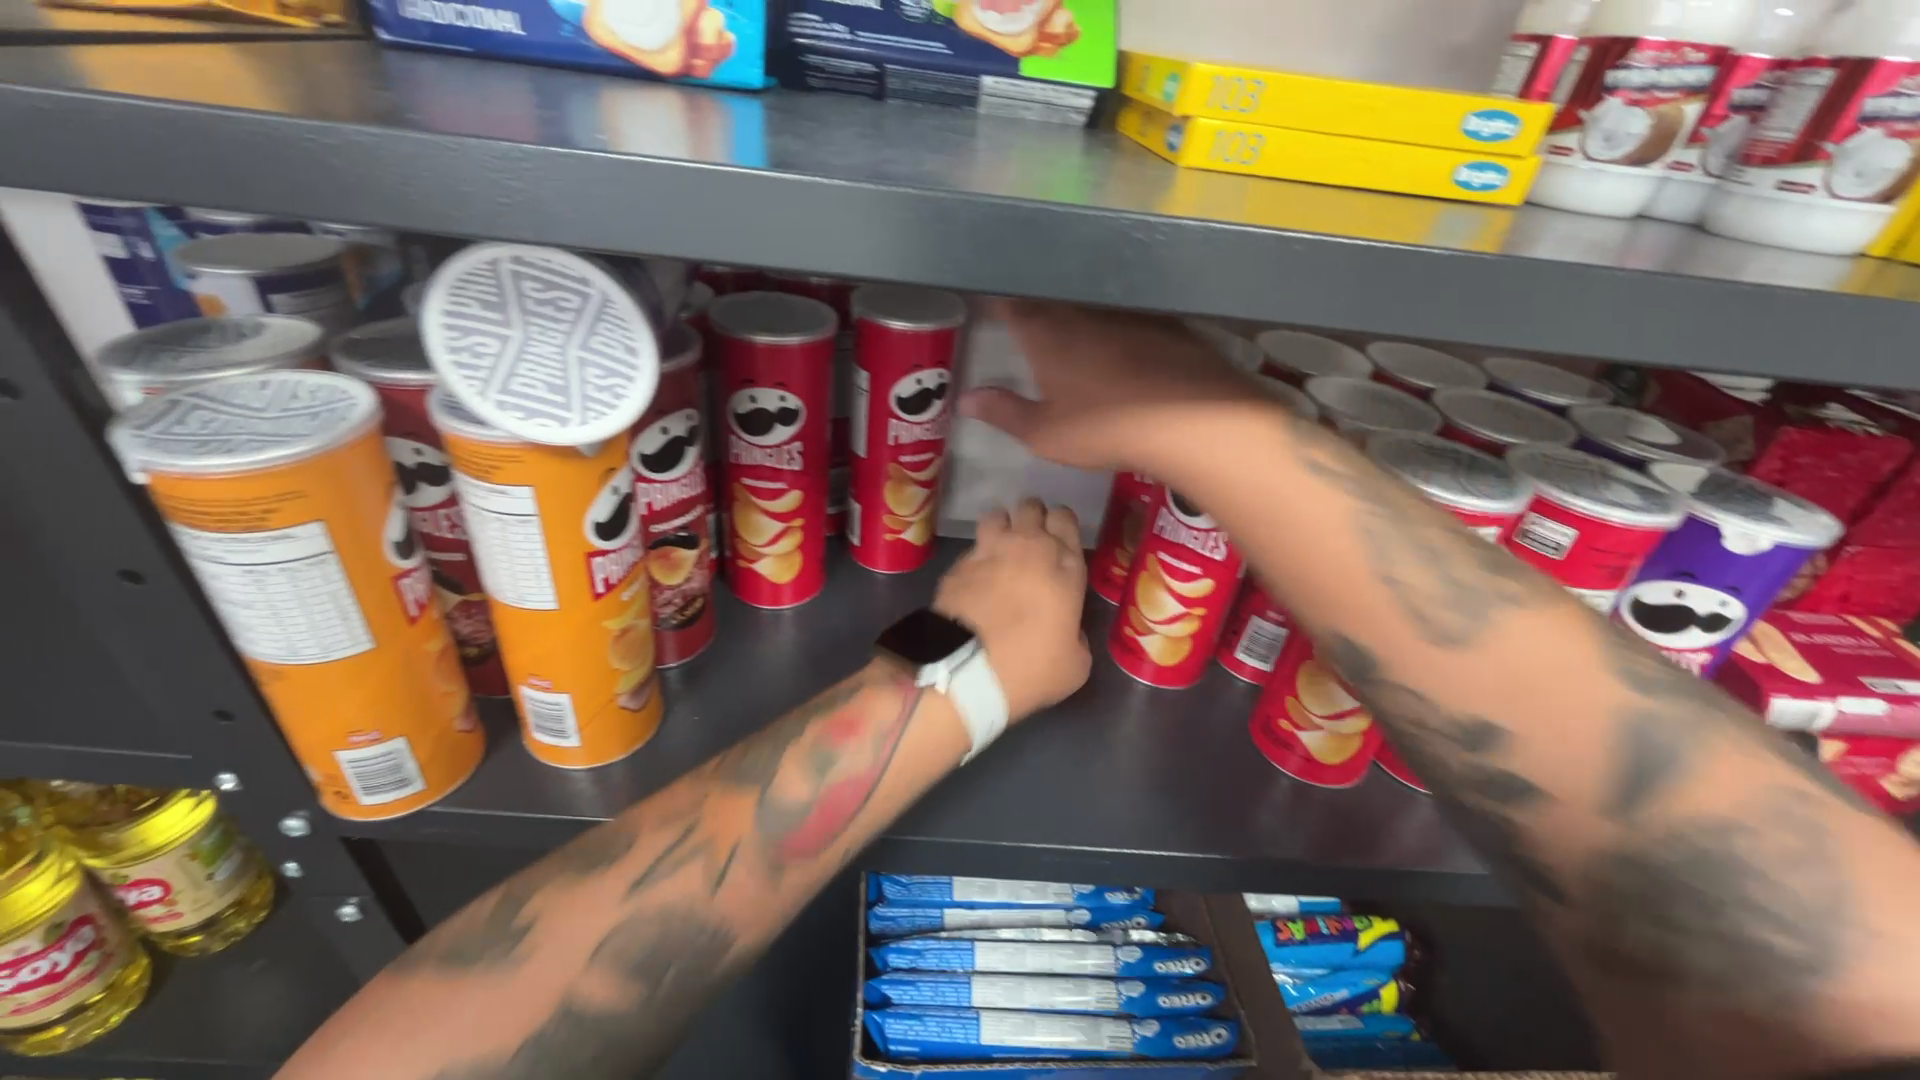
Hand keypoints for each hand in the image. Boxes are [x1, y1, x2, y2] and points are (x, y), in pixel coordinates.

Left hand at [933, 498, 1089, 721]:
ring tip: (1000, 548)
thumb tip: (1066, 628)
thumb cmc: (1030, 669)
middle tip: (1030, 541)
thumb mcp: (1075, 664)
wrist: (967, 672)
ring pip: (997, 515)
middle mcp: (1029, 548)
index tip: (1058, 542)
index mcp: (1065, 566)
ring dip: (1002, 526)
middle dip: (1032, 518)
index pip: (1065, 518)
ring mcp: (990, 550)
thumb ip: (1077, 634)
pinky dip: (976, 555)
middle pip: (1031, 507)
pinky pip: (972, 546)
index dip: (1061, 526)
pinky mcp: (958, 563)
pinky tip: (975, 576)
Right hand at [962, 300, 1264, 474]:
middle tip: (1026, 312)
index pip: (1011, 303)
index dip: (997, 300)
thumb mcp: (1045, 433)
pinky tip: (1125, 339)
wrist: (1189, 419)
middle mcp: (1082, 311)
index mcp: (1045, 333)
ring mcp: (1126, 312)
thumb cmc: (1104, 428)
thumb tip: (965, 399)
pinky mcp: (1164, 320)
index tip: (988, 302)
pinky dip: (1119, 321)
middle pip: (1051, 296)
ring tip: (1072, 323)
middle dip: (1036, 302)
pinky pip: (1130, 313)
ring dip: (1078, 309)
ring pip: (1091, 302)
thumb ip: (1004, 413)